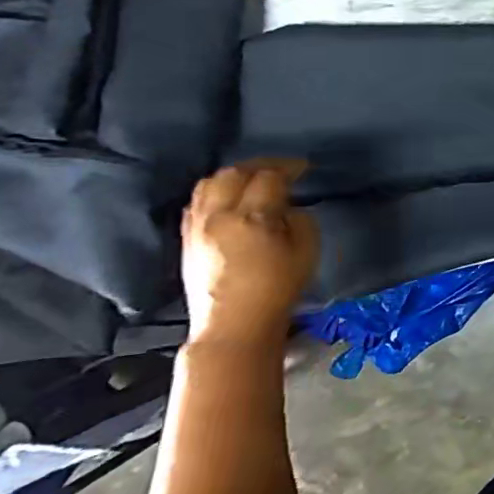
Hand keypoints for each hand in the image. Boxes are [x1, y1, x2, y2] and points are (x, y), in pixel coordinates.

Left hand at [181, 160, 319, 344]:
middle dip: (259, 166)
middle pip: (235, 173)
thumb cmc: (277, 290)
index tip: (303, 168)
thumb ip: (300, 220)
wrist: (234, 327)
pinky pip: (197, 202)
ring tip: (251, 180)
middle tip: (279, 169)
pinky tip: (227, 200)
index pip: (270, 177)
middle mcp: (219, 214)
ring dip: (234, 175)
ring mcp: (198, 226)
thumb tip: (287, 208)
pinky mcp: (186, 239)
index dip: (289, 168)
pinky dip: (214, 192)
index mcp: (253, 217)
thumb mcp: (306, 252)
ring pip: (210, 183)